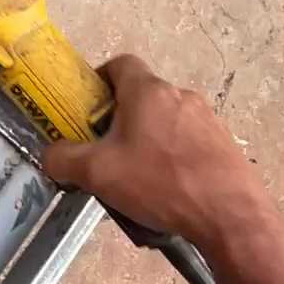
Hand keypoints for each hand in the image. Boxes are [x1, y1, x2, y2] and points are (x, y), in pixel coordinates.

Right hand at [42, 56, 279, 253]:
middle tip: (103, 148)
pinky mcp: (225, 145)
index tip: (87, 106)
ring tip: (134, 174)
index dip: (99, 78)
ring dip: (145, 138)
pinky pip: (186, 141)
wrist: (232, 219)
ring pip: (164, 119)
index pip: (121, 64)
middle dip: (118, 117)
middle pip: (140, 95)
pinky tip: (165, 188)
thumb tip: (51, 156)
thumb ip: (62, 158)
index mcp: (147, 92)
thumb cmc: (160, 183)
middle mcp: (180, 96)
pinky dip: (170, 155)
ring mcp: (208, 120)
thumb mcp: (95, 172)